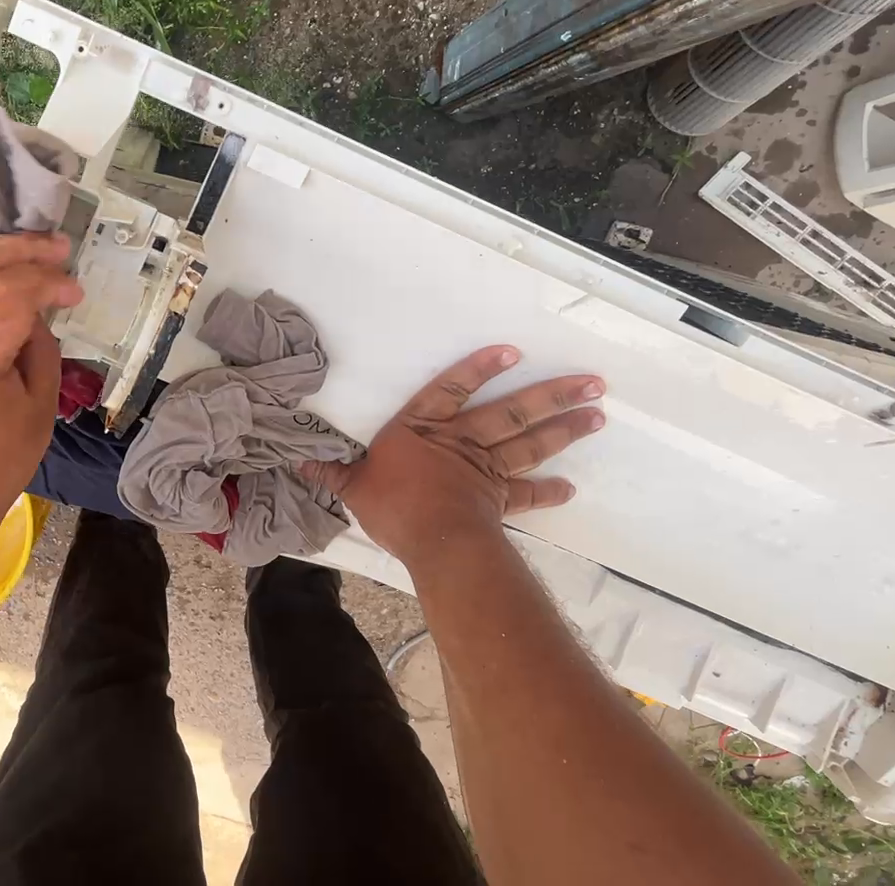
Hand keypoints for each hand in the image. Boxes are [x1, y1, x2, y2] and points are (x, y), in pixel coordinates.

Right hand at [302, 346, 604, 570]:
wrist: (436, 541)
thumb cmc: (393, 505)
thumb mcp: (352, 485)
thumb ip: (332, 470)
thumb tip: (299, 461)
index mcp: (421, 429)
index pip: (451, 389)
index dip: (479, 370)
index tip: (513, 352)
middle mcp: (459, 441)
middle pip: (510, 413)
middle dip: (551, 396)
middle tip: (593, 383)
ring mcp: (484, 469)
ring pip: (529, 443)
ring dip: (563, 429)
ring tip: (596, 414)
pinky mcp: (497, 499)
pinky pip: (527, 492)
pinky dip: (549, 490)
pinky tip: (571, 486)